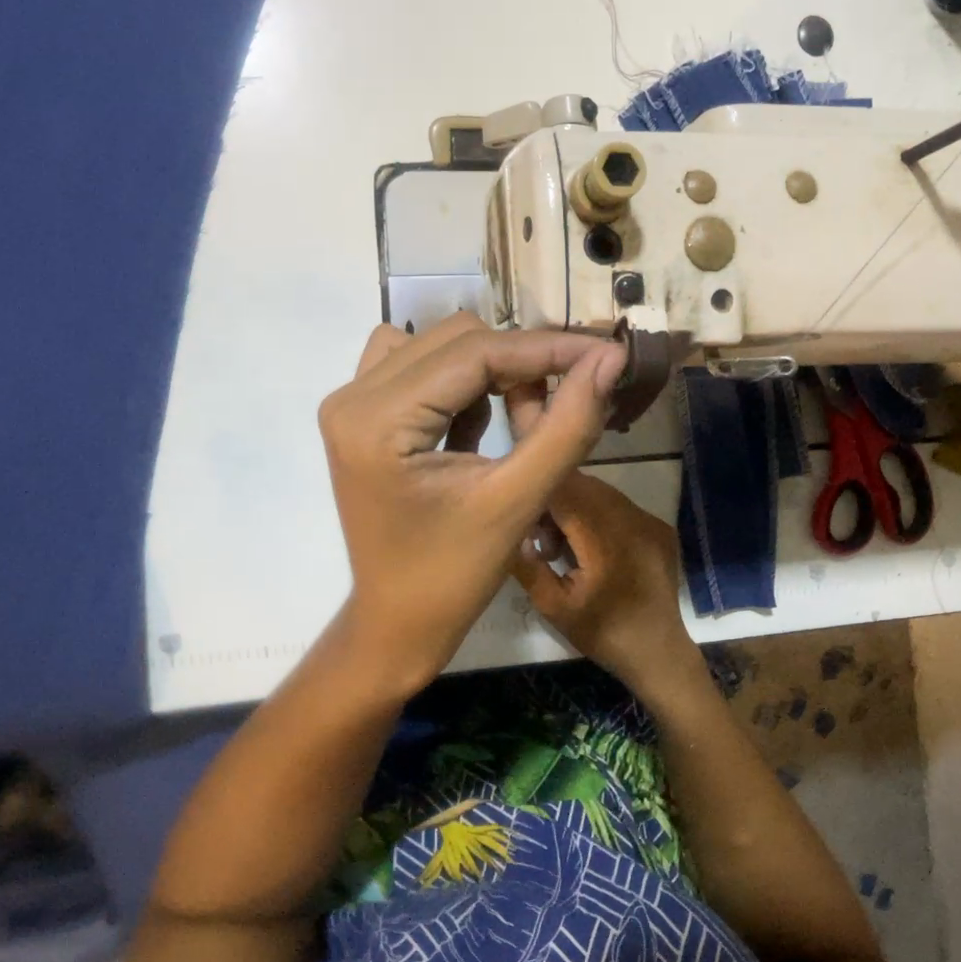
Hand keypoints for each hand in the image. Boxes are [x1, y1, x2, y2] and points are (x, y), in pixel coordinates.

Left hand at [319, 312, 626, 691]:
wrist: (399, 622)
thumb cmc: (454, 574)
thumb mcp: (517, 500)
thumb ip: (566, 425)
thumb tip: (610, 357)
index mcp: (376, 420)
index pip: (473, 352)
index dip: (546, 347)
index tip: (605, 351)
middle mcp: (351, 397)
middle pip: (455, 340)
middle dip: (519, 366)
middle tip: (559, 410)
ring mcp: (350, 403)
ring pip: (439, 346)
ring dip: (492, 372)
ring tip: (522, 424)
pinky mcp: (361, 415)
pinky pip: (421, 368)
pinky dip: (464, 386)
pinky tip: (481, 432)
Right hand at [509, 471, 697, 688]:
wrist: (659, 654)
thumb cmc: (602, 633)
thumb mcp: (553, 606)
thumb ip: (527, 565)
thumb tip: (507, 532)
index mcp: (604, 541)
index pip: (565, 492)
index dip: (538, 495)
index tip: (522, 516)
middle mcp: (631, 521)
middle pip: (583, 486)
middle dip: (556, 501)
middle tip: (542, 540)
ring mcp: (650, 522)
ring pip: (603, 493)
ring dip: (577, 507)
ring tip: (564, 547)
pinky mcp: (660, 528)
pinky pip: (622, 507)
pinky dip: (599, 516)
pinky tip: (592, 549)